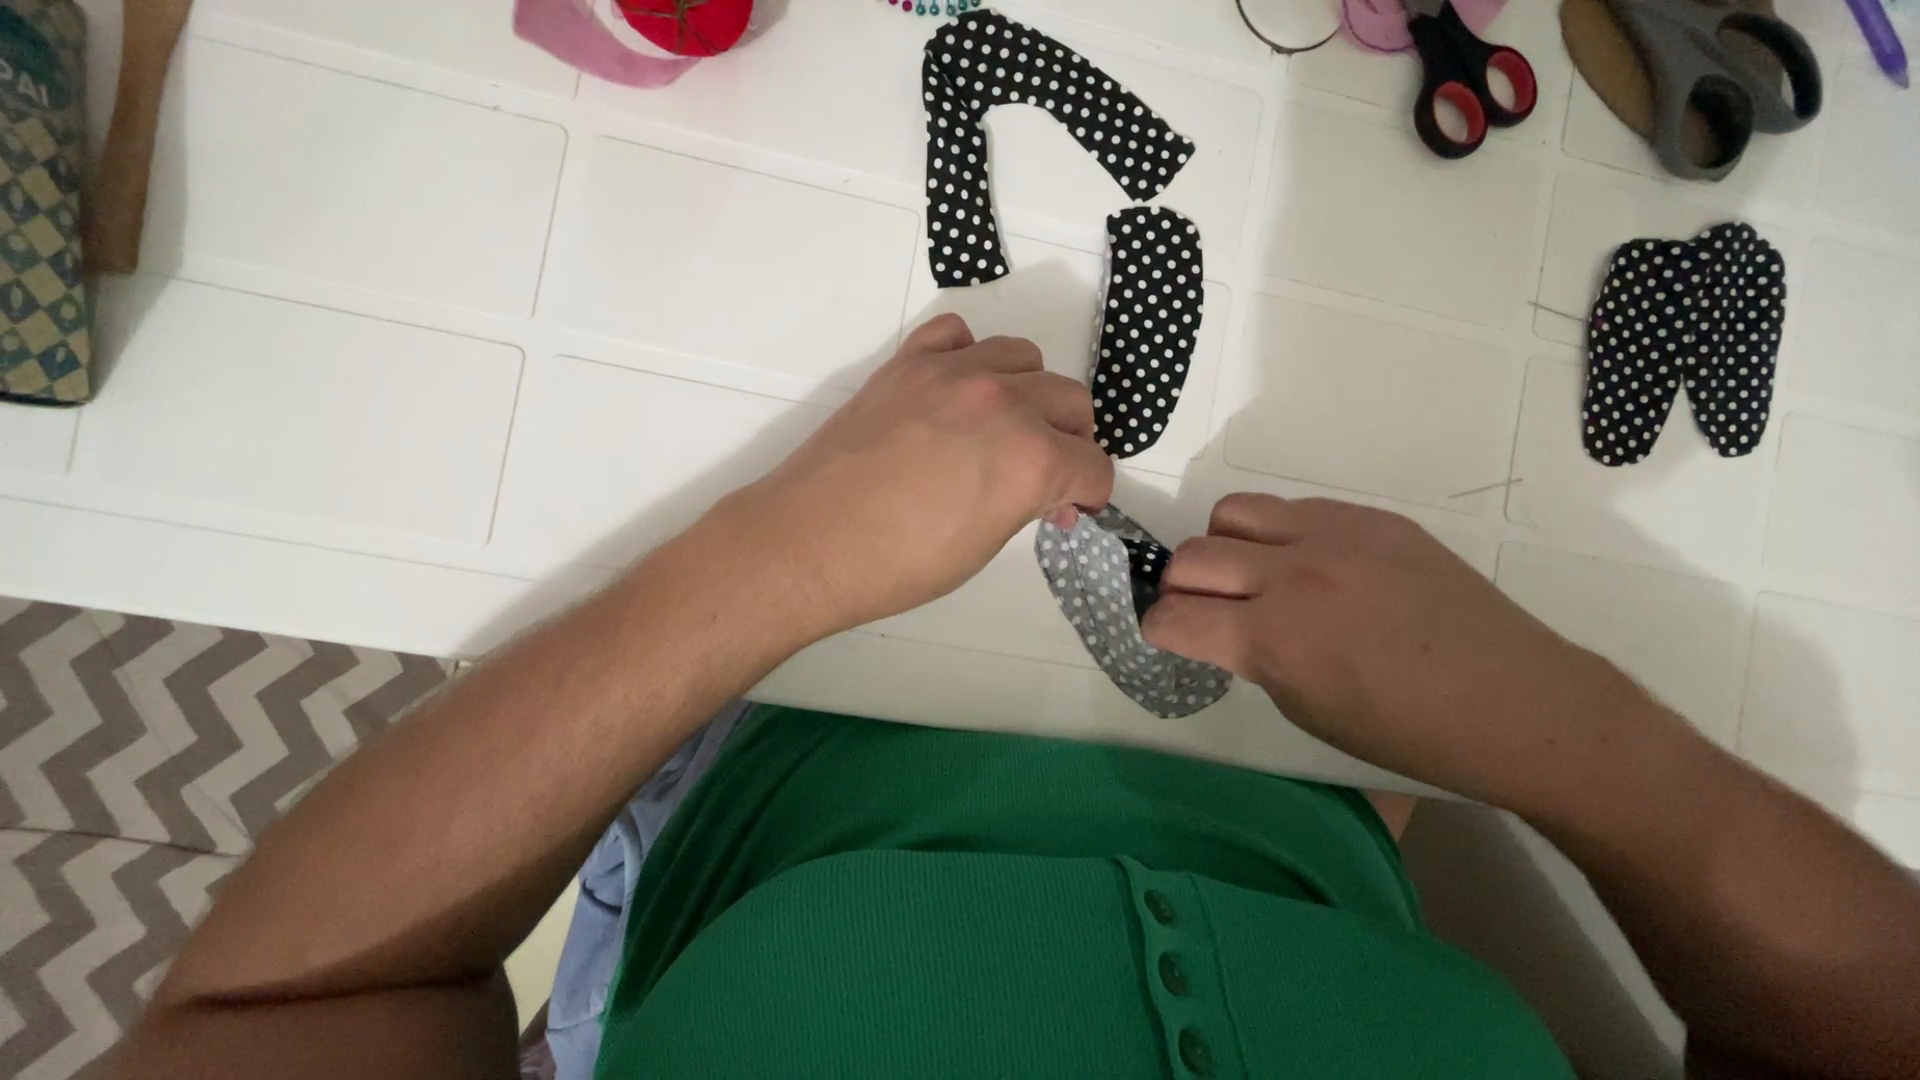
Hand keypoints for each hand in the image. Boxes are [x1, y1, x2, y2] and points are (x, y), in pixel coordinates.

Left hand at [698, 314, 1113, 640]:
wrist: (807, 542)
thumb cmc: (898, 565)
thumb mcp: (982, 547)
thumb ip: (1026, 504)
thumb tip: (1045, 492)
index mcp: (1032, 459)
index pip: (1094, 464)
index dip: (1089, 493)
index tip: (1068, 508)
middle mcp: (1004, 402)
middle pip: (1073, 402)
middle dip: (1071, 440)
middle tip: (1044, 473)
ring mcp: (952, 373)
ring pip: (1024, 356)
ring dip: (1030, 392)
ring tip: (1003, 427)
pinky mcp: (907, 362)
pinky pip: (957, 333)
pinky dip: (969, 356)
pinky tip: (957, 391)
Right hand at [1142, 494, 1683, 807]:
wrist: (1521, 705)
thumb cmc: (1408, 733)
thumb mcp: (1307, 710)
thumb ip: (1253, 656)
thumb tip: (1228, 625)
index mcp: (1275, 637)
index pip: (1173, 616)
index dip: (1157, 630)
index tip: (1167, 637)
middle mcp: (1295, 573)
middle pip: (1190, 557)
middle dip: (1181, 589)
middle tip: (1206, 613)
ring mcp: (1336, 535)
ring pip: (1233, 512)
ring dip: (1224, 548)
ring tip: (1255, 579)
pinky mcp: (1373, 519)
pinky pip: (1295, 509)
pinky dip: (1280, 536)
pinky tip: (1314, 569)